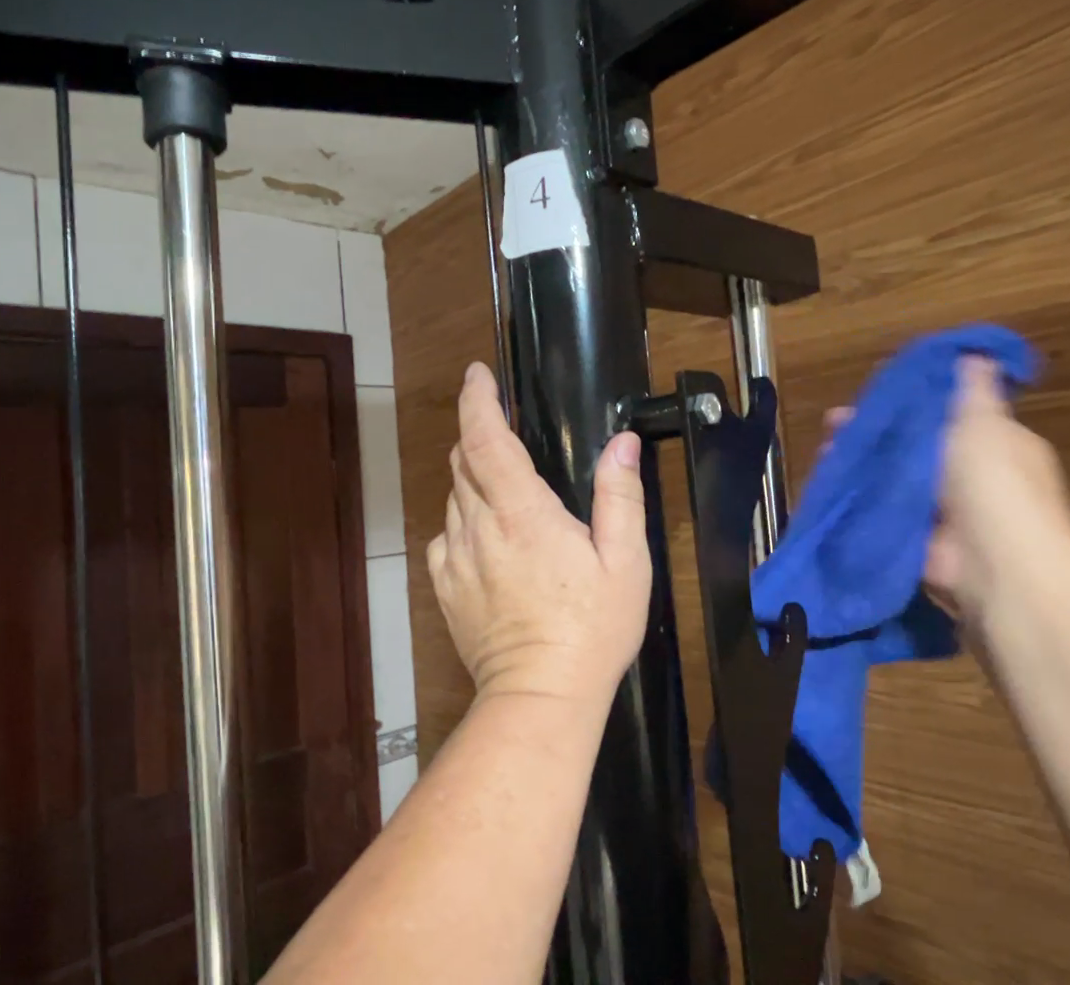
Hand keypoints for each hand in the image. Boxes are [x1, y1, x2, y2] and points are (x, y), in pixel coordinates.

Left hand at [426, 363, 652, 706]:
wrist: (540, 695)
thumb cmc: (591, 630)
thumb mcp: (624, 562)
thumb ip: (619, 496)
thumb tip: (622, 443)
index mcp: (521, 513)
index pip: (485, 439)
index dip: (477, 400)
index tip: (478, 375)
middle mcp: (478, 527)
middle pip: (463, 462)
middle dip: (479, 437)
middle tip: (508, 437)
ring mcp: (454, 558)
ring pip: (453, 498)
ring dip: (475, 482)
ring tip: (509, 499)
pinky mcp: (445, 587)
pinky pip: (445, 537)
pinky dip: (463, 523)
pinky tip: (490, 542)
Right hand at [814, 357, 1069, 613]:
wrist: (994, 566)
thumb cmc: (993, 483)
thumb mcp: (984, 423)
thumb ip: (971, 391)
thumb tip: (973, 355)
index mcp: (996, 445)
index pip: (951, 414)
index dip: (914, 401)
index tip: (876, 390)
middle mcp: (971, 478)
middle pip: (914, 448)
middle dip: (876, 434)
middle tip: (835, 422)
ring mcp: (943, 514)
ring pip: (894, 480)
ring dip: (861, 466)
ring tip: (825, 451)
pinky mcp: (916, 543)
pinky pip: (883, 515)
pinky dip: (858, 502)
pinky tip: (829, 487)